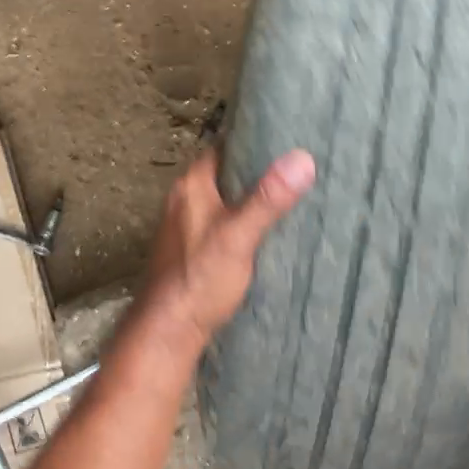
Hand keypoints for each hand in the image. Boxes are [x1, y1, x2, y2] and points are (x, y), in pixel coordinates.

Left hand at [135, 147, 314, 353]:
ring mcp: (184, 225)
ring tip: (287, 195)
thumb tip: (301, 158)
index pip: (223, 146)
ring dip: (247, 197)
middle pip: (224, 172)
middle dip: (255, 170)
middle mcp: (183, 198)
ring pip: (222, 199)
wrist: (167, 332)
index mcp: (191, 185)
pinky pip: (220, 221)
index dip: (253, 139)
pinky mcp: (190, 249)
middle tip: (295, 167)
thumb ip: (268, 198)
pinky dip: (240, 220)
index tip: (287, 137)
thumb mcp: (239, 235)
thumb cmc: (199, 279)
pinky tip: (263, 231)